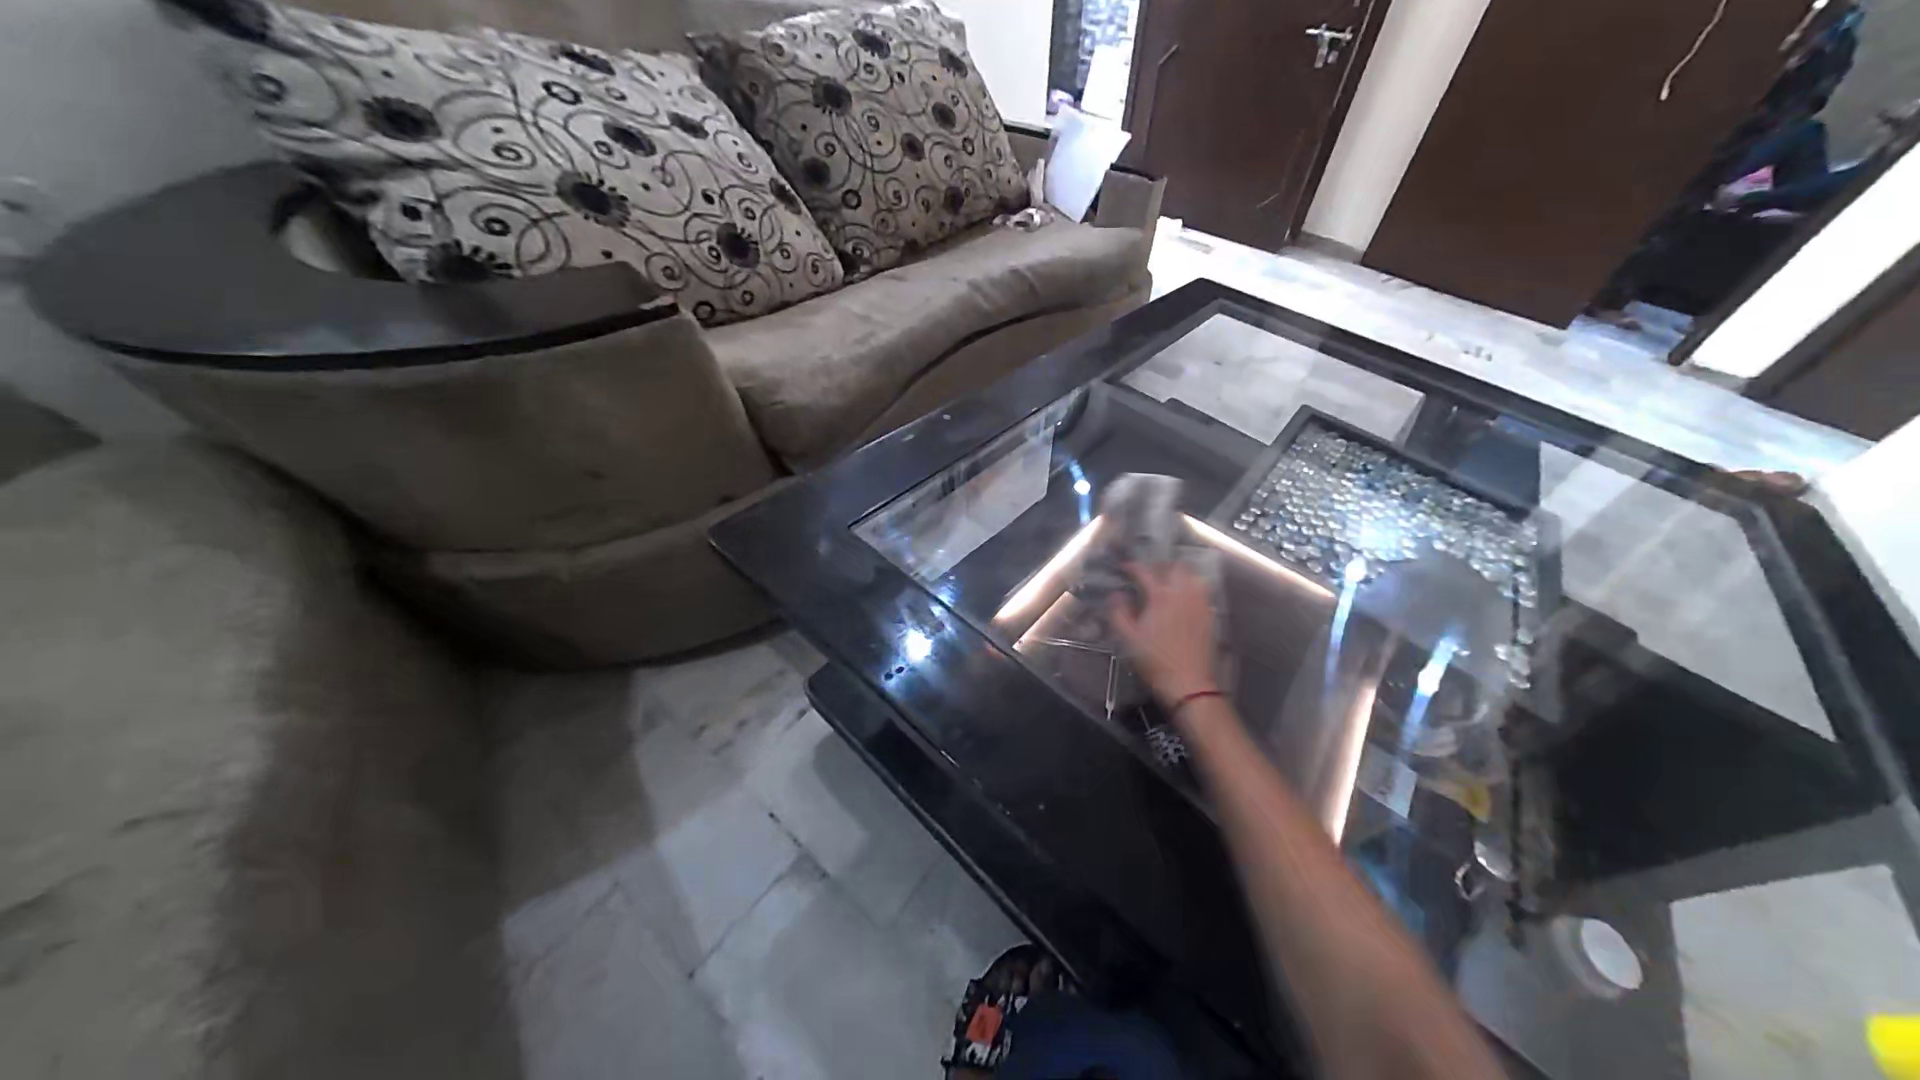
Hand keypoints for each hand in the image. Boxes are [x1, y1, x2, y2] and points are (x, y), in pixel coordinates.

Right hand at [1107, 561, 1218, 706]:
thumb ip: (1119, 612)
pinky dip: (1192, 588)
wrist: (1188, 682)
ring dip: (1179, 574)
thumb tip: (1116, 595)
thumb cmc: (1154, 660)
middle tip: (1149, 573)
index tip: (1124, 567)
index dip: (1133, 566)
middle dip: (1160, 566)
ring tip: (1168, 582)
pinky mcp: (1209, 616)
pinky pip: (1203, 592)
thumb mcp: (1128, 638)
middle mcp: (1183, 595)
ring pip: (1193, 577)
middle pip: (1175, 567)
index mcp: (1160, 597)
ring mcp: (1199, 604)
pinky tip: (1184, 599)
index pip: (1145, 572)